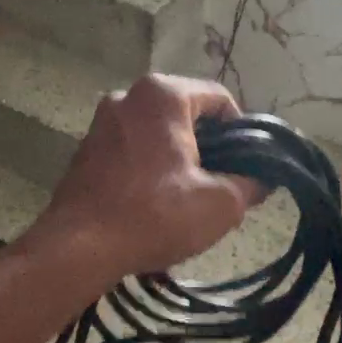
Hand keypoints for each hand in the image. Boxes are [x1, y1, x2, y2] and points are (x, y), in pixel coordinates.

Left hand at [23, 75, 264, 284]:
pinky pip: (130, 150)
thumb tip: (262, 180)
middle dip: (207, 147)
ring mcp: (100, 123)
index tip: (247, 167)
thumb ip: (250, 184)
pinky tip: (152, 203)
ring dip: (176, 159)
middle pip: (185, 115)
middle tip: (220, 185)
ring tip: (187, 198)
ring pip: (156, 134)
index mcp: (163, 94)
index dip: (242, 133)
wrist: (78, 248)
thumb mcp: (221, 204)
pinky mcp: (84, 151)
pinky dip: (147, 168)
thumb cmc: (155, 215)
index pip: (219, 99)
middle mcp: (128, 96)